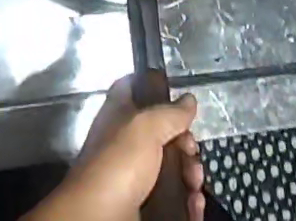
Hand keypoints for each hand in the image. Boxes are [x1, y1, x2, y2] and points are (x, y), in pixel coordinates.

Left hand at [26, 75, 204, 220]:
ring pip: (172, 167)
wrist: (100, 217)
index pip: (134, 87)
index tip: (180, 100)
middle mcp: (127, 140)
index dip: (156, 88)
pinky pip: (174, 198)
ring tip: (195, 184)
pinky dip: (189, 202)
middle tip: (192, 152)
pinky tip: (195, 205)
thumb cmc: (119, 162)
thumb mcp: (145, 127)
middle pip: (162, 133)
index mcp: (120, 112)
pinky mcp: (146, 203)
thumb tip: (188, 99)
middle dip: (185, 142)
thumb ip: (169, 112)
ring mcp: (136, 174)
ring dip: (191, 174)